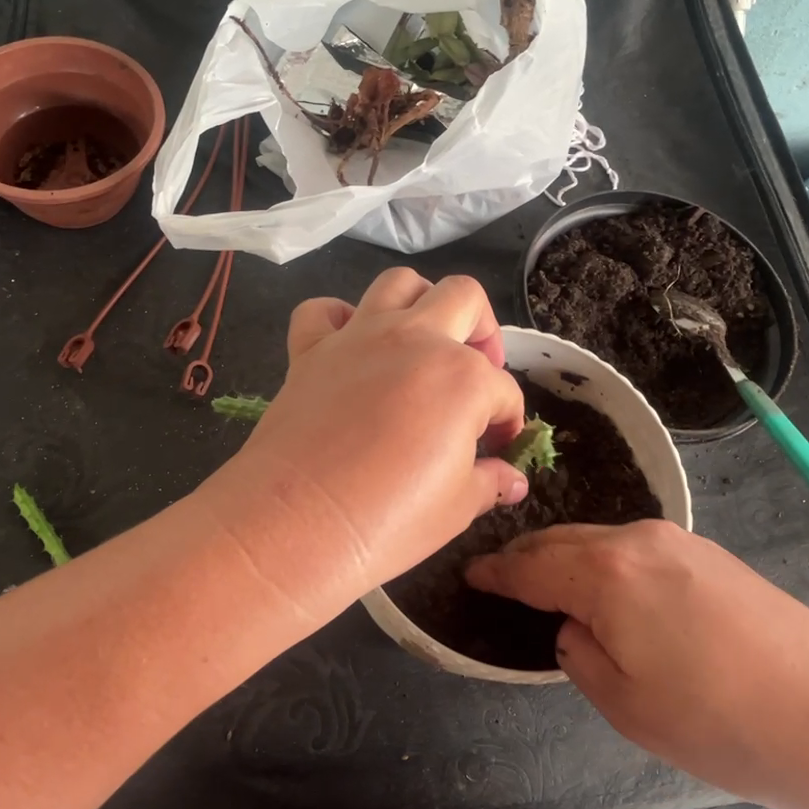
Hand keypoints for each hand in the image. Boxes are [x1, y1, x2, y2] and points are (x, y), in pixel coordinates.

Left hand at [209, 268, 527, 615]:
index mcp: (463, 377)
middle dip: (483, 331)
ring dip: (420, 303)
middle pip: (464, 298)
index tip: (499, 449)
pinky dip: (338, 320)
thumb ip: (490, 482)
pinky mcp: (310, 349)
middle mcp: (415, 339)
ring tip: (423, 344)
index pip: (503, 391)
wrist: (295, 525)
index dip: (507, 422)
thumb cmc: (390, 521)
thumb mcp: (456, 509)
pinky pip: (322, 311)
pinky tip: (350, 349)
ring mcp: (358, 337)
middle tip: (476, 372)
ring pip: (398, 283)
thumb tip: (513, 481)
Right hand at [465, 520, 808, 808]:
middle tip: (502, 577)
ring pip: (600, 540)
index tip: (469, 571)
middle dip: (528, 557)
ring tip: (549, 583)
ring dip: (568, 557)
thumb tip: (576, 627)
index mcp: (607, 573)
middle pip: (564, 539)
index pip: (532, 564)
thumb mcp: (626, 704)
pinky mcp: (710, 555)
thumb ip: (580, 653)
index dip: (496, 571)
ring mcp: (680, 541)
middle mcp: (639, 540)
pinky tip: (608, 589)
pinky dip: (605, 562)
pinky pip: (635, 548)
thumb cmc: (719, 720)